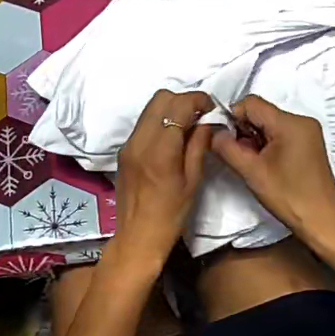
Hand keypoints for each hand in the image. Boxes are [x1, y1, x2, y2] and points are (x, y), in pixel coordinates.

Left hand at [110, 90, 215, 267]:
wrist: (137, 237)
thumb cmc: (171, 215)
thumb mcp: (193, 181)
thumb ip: (199, 146)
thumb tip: (207, 121)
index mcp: (159, 150)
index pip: (178, 106)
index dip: (198, 100)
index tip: (211, 109)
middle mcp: (139, 142)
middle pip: (160, 99)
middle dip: (183, 101)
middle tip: (200, 116)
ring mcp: (128, 146)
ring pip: (149, 109)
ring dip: (170, 110)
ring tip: (188, 126)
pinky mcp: (123, 152)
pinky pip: (142, 125)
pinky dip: (159, 123)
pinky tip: (172, 139)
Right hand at [211, 94, 334, 240]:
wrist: (321, 220)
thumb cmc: (288, 196)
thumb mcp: (251, 172)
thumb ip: (227, 148)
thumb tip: (213, 133)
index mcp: (290, 123)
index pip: (251, 103)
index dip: (232, 117)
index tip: (225, 141)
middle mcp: (302, 121)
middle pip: (261, 112)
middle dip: (243, 130)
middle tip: (239, 156)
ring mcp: (308, 132)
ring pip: (269, 124)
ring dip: (254, 139)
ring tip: (253, 164)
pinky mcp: (308, 144)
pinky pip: (280, 134)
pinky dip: (267, 145)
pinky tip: (265, 165)